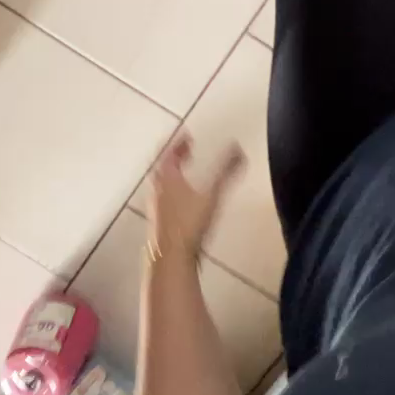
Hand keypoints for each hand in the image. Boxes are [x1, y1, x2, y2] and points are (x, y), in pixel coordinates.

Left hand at [147, 136, 243, 264]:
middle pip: (163, 165)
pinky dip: (173, 188)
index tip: (187, 135)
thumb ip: (227, 171)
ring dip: (173, 173)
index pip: (169, 152)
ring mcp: (155, 206)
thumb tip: (239, 148)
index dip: (178, 142)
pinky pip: (164, 196)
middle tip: (186, 150)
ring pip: (162, 182)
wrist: (169, 259)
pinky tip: (185, 199)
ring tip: (186, 171)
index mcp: (166, 176)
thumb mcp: (212, 193)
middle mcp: (157, 187)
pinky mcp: (158, 221)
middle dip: (175, 156)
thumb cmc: (188, 222)